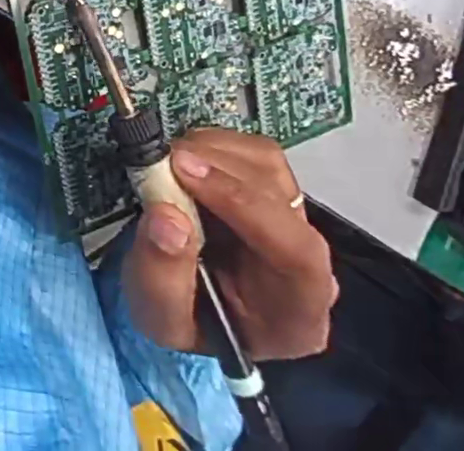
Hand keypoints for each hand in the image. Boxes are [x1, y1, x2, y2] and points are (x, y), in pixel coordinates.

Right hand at [122, 128, 337, 359]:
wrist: (187, 302)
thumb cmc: (182, 317)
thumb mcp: (158, 317)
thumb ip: (161, 277)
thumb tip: (166, 216)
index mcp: (296, 311)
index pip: (295, 250)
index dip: (241, 202)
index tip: (183, 171)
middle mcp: (307, 262)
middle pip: (277, 196)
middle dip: (213, 169)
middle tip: (156, 163)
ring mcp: (292, 219)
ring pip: (267, 164)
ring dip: (210, 152)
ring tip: (166, 165)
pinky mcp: (271, 188)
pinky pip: (251, 151)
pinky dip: (211, 145)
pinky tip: (183, 162)